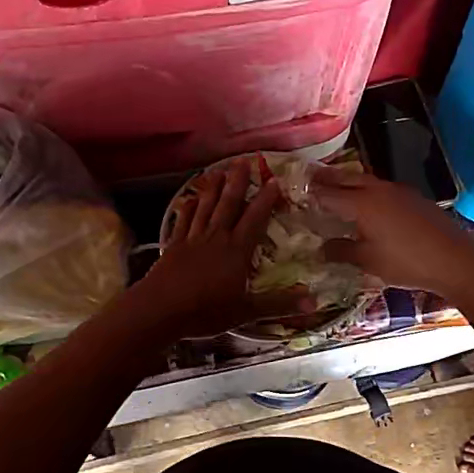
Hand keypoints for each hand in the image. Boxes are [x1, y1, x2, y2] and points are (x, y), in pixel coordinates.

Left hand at [129, 159, 306, 338]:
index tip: (274, 181)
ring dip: (214, 188)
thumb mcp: (246, 311)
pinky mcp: (173, 246)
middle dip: (238, 182)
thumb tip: (313, 301)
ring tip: (219, 171)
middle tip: (243, 161)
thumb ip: (278, 304)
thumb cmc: (205, 311)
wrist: (160, 310)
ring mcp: (192, 239)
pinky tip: (189, 199)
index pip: (255, 219)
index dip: (265, 200)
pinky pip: (183, 221)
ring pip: (206, 207)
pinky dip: (188, 208)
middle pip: (228, 204)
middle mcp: (216, 238)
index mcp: (236, 251)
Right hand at [310, 170, 473, 293]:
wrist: (456, 261)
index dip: (310, 193)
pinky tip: (366, 202)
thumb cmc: (407, 263)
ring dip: (347, 180)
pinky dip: (365, 189)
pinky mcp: (413, 199)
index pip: (328, 194)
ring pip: (365, 180)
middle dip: (326, 177)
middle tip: (309, 176)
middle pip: (346, 178)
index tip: (295, 191)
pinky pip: (381, 188)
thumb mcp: (368, 261)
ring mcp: (398, 192)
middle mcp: (378, 191)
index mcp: (362, 204)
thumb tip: (321, 248)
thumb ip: (341, 251)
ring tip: (335, 185)